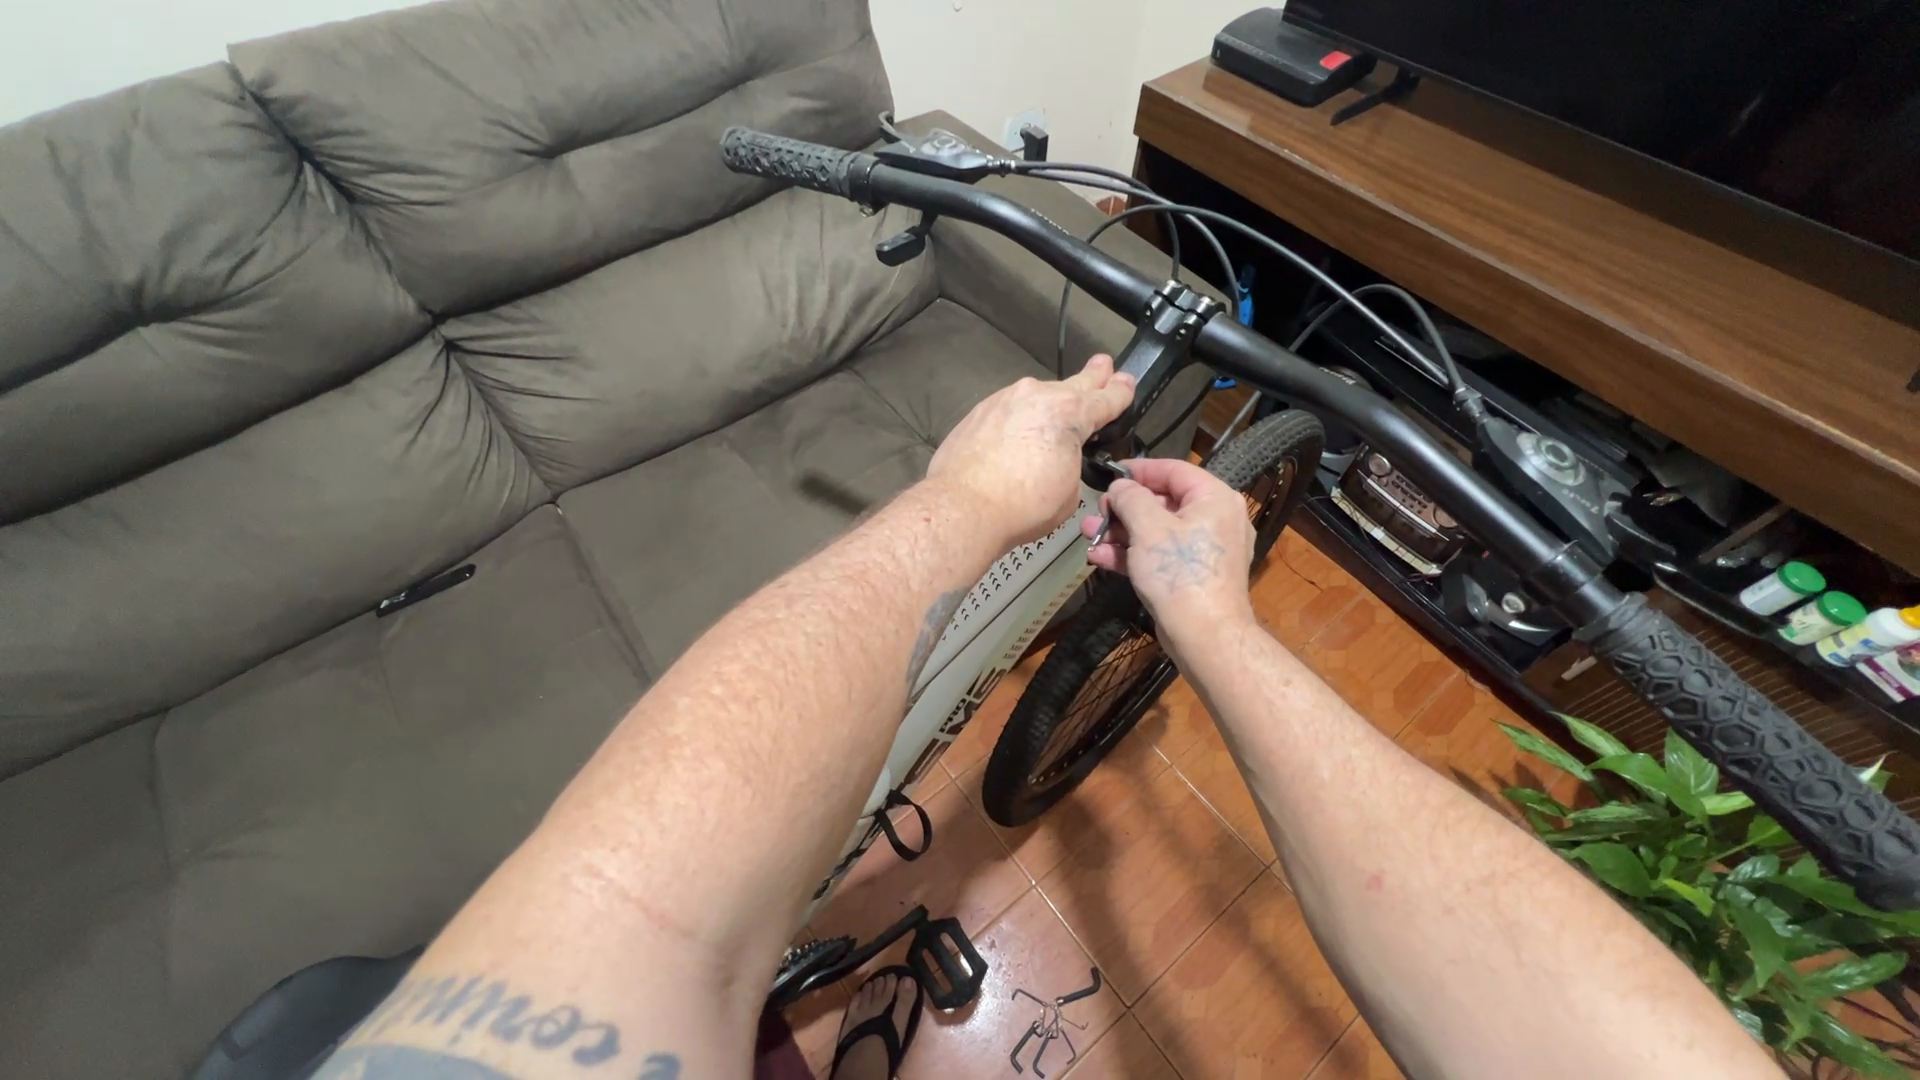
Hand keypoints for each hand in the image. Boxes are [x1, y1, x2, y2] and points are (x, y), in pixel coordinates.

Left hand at [926, 355, 1135, 547]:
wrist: (963, 508)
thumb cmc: (1021, 506)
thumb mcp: (1070, 491)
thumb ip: (1072, 463)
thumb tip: (1060, 461)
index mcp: (1070, 414)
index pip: (1106, 398)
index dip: (1121, 391)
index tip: (1126, 382)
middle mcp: (1037, 397)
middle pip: (1074, 384)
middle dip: (1093, 376)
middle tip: (1103, 365)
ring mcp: (1004, 401)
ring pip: (1036, 396)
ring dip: (1048, 403)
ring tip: (1056, 412)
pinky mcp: (979, 413)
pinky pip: (1009, 410)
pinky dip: (1018, 419)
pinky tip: (1017, 436)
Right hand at [1082, 457, 1256, 651]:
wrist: (1205, 635)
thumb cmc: (1180, 574)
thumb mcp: (1148, 528)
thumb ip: (1130, 499)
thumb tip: (1119, 488)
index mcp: (1214, 499)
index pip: (1173, 470)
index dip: (1138, 470)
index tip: (1110, 474)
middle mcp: (1214, 519)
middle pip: (1162, 501)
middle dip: (1123, 508)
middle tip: (1096, 512)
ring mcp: (1202, 549)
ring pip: (1156, 530)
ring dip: (1120, 532)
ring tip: (1089, 534)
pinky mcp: (1191, 574)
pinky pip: (1159, 554)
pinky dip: (1132, 554)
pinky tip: (1100, 557)